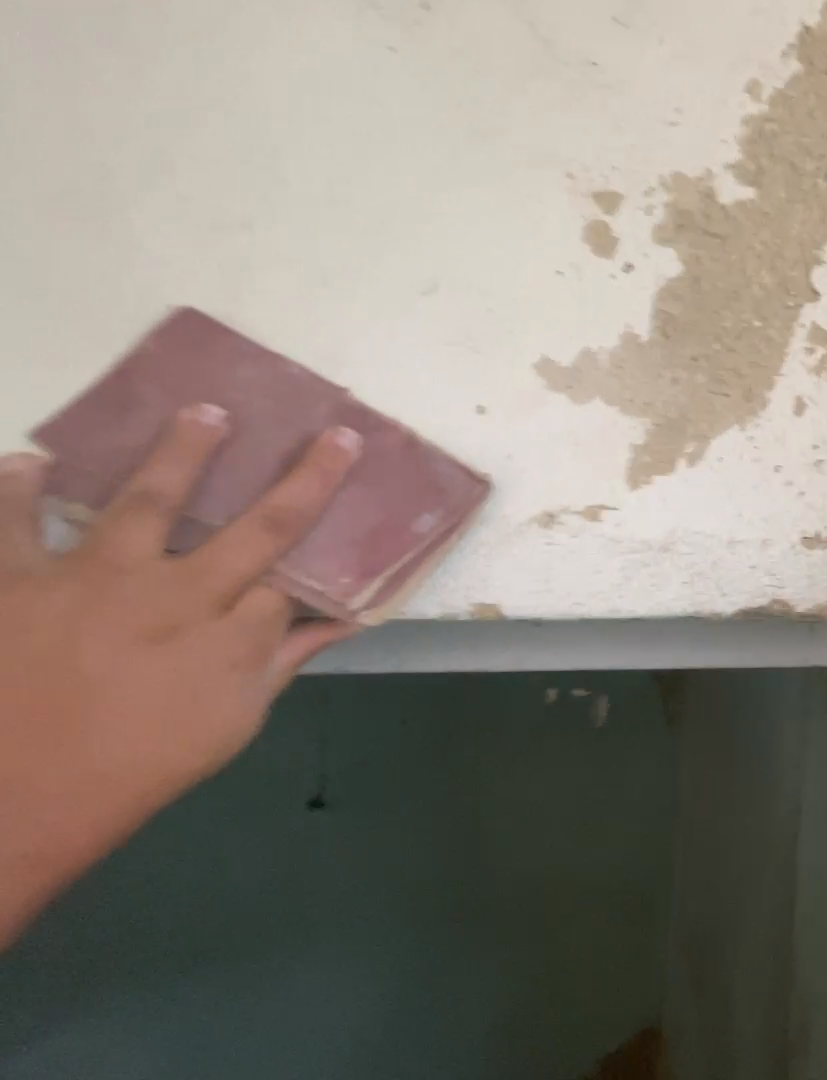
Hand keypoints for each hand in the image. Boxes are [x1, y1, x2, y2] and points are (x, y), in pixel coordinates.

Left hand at [0, 405, 360, 943]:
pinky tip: (25, 461)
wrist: (10, 801)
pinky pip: (6, 529)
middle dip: (300, 479)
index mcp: (225, 627)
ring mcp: (82, 581)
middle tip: (321, 435)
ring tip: (201, 412)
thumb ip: (282, 658)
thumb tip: (344, 620)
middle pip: (253, 523)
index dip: (321, 560)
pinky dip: (13, 490)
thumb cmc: (142, 760)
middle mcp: (168, 590)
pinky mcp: (8, 587)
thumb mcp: (234, 717)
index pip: (290, 575)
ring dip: (177, 455)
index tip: (346, 536)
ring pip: (138, 502)